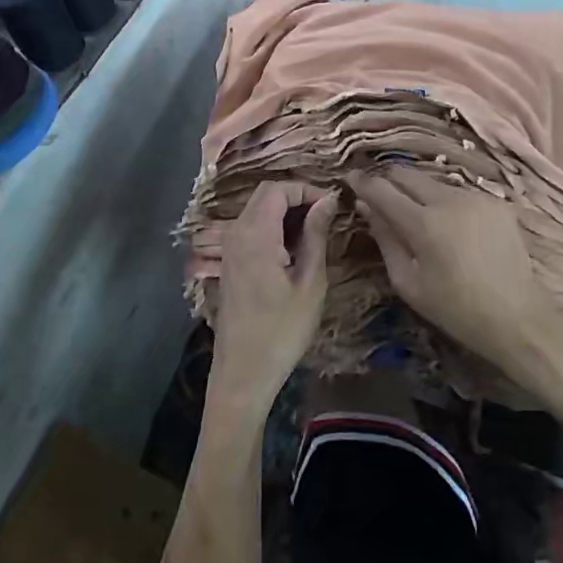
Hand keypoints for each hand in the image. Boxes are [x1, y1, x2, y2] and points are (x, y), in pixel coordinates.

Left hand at [212, 181, 337, 405]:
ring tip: (316, 232)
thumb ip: (316, 235)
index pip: (278, 188)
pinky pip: (252, 228)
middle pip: (266, 194)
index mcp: (255, 235)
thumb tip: (328, 200)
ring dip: (286, 212)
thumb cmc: (282, 331)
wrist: (243, 373)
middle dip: (297, 196)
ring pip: (258, 210)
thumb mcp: (310, 282)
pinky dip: (274, 227)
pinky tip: (295, 250)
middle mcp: (236, 234)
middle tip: (327, 216)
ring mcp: (229, 248)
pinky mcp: (230, 263)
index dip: (307, 189)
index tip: (333, 205)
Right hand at [348, 168, 562, 384]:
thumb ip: (385, 239)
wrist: (517, 316)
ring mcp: (476, 197)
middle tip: (379, 193)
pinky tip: (448, 224)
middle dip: (389, 180)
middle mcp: (449, 200)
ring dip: (418, 190)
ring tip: (415, 212)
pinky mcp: (496, 202)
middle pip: (408, 174)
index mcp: (424, 223)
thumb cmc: (456, 309)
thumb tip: (367, 207)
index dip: (363, 182)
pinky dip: (445, 201)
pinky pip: (459, 192)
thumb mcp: (408, 283)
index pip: (383, 189)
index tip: (350, 178)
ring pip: (434, 181)